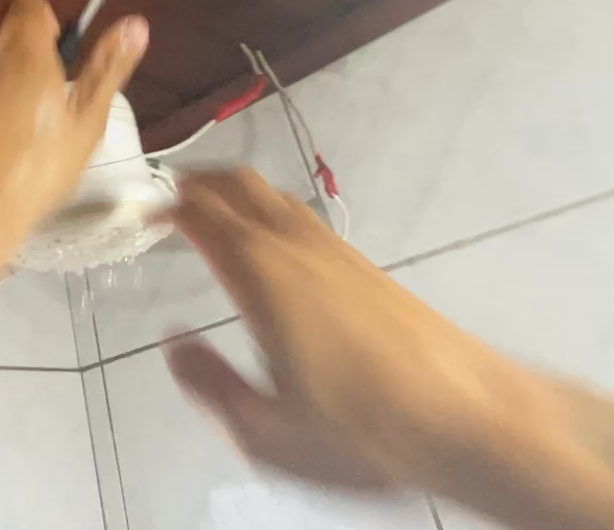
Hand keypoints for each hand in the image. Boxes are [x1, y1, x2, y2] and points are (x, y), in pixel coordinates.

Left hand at [0, 0, 146, 282]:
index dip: (47, 17)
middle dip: (24, 46)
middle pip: (3, 23)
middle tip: (44, 95)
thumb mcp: (85, 123)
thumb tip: (136, 23)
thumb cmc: (34, 170)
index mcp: (20, 40)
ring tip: (15, 122)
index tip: (58, 52)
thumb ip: (108, 66)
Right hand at [164, 168, 523, 492]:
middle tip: (169, 198)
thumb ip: (209, 385)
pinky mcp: (359, 260)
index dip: (165, 207)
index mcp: (258, 270)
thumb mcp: (267, 431)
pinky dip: (263, 207)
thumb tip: (174, 345)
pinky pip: (296, 211)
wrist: (470, 417)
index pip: (199, 213)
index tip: (143, 217)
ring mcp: (329, 245)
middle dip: (195, 182)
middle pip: (234, 183)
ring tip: (211, 211)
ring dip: (231, 190)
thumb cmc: (361, 427)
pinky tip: (270, 244)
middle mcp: (290, 242)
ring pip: (268, 192)